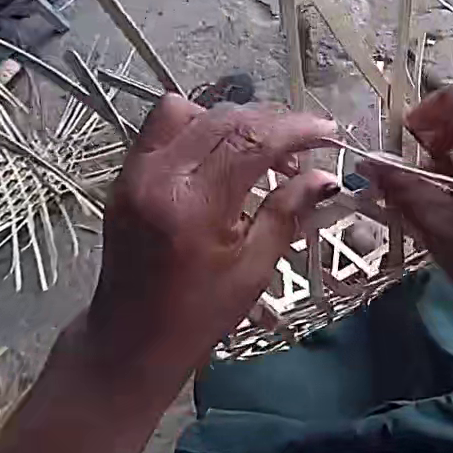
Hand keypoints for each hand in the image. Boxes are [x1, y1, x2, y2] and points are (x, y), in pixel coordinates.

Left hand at [81, 96, 337, 387]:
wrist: (128, 341)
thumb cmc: (198, 314)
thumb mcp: (254, 269)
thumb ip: (288, 211)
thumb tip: (325, 176)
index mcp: (194, 207)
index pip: (251, 141)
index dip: (295, 130)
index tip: (327, 133)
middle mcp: (159, 177)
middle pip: (224, 119)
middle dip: (272, 122)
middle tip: (303, 146)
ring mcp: (135, 172)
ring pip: (190, 111)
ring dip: (234, 121)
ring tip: (262, 150)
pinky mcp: (126, 174)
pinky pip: (164, 126)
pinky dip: (200, 126)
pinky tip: (223, 155)